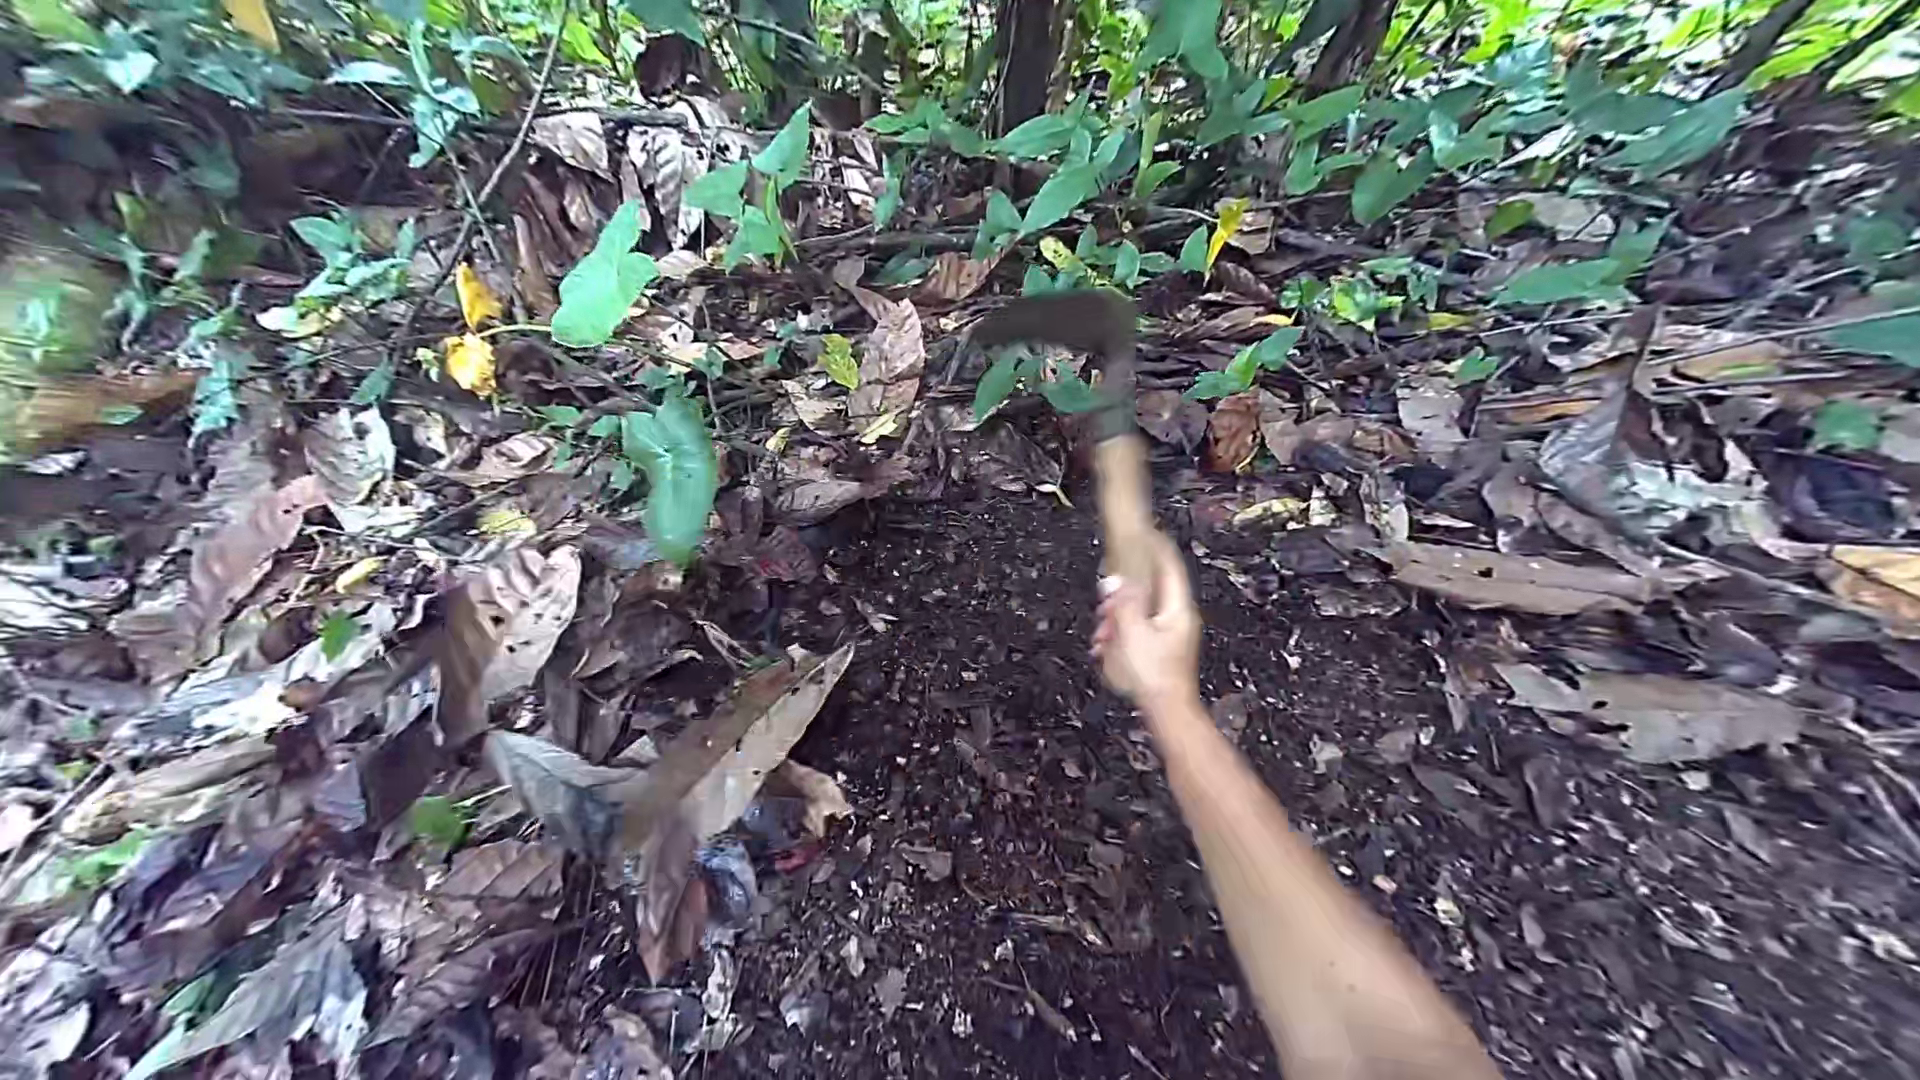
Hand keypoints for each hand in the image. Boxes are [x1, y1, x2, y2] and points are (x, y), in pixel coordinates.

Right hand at [1091, 533, 1200, 708]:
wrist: (1166, 710)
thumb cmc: (1154, 676)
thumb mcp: (1133, 633)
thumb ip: (1123, 604)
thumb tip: (1115, 581)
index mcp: (1176, 609)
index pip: (1169, 567)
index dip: (1157, 547)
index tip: (1148, 531)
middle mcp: (1176, 618)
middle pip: (1151, 588)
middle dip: (1125, 589)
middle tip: (1107, 592)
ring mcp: (1170, 632)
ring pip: (1141, 609)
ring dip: (1119, 614)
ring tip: (1103, 628)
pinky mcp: (1161, 646)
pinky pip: (1138, 628)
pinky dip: (1121, 630)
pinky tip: (1107, 642)